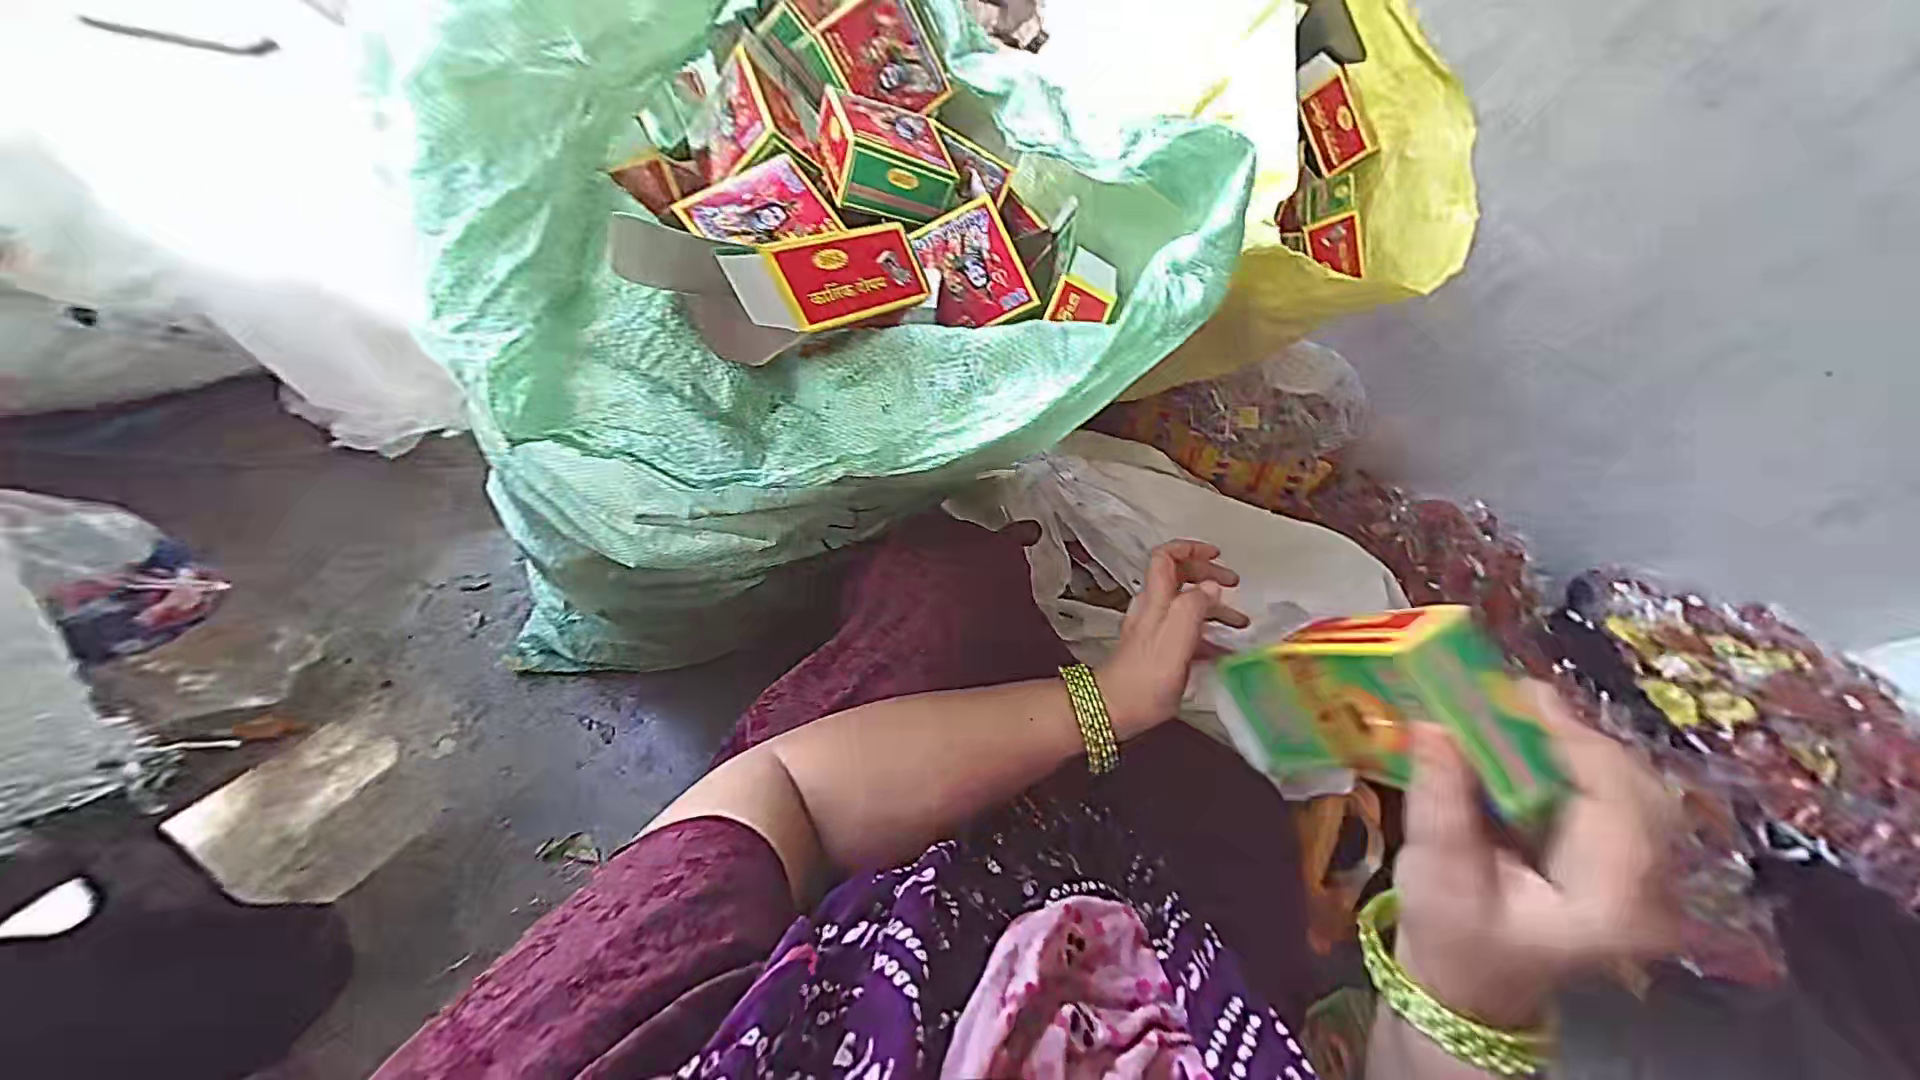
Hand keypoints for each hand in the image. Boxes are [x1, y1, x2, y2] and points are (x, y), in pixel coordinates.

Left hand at [1095, 540, 1247, 739]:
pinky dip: (1207, 633)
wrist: (1116, 708)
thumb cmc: (1145, 677)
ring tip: (1240, 622)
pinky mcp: (1158, 650)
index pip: (1165, 557)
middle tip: (1234, 582)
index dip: (1190, 549)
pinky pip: (1185, 631)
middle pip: (1178, 576)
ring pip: (1185, 605)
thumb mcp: (1175, 638)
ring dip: (1214, 606)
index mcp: (1155, 600)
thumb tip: (1211, 586)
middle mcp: (1152, 609)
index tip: (1216, 554)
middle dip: (1207, 574)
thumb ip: (1193, 606)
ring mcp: (1154, 629)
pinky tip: (1225, 650)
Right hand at [1394, 682, 1679, 1028]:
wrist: (1469, 980)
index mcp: (1612, 904)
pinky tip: (1533, 743)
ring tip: (1521, 710)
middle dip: (1578, 736)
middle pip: (1640, 792)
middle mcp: (1651, 894)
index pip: (1619, 806)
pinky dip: (1576, 763)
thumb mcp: (1435, 869)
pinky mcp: (1625, 866)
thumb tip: (1431, 727)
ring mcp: (1647, 882)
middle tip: (1516, 695)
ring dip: (1578, 745)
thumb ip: (1439, 800)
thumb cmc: (1451, 934)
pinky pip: (1617, 799)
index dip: (1577, 743)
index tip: (1525, 694)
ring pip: (1635, 790)